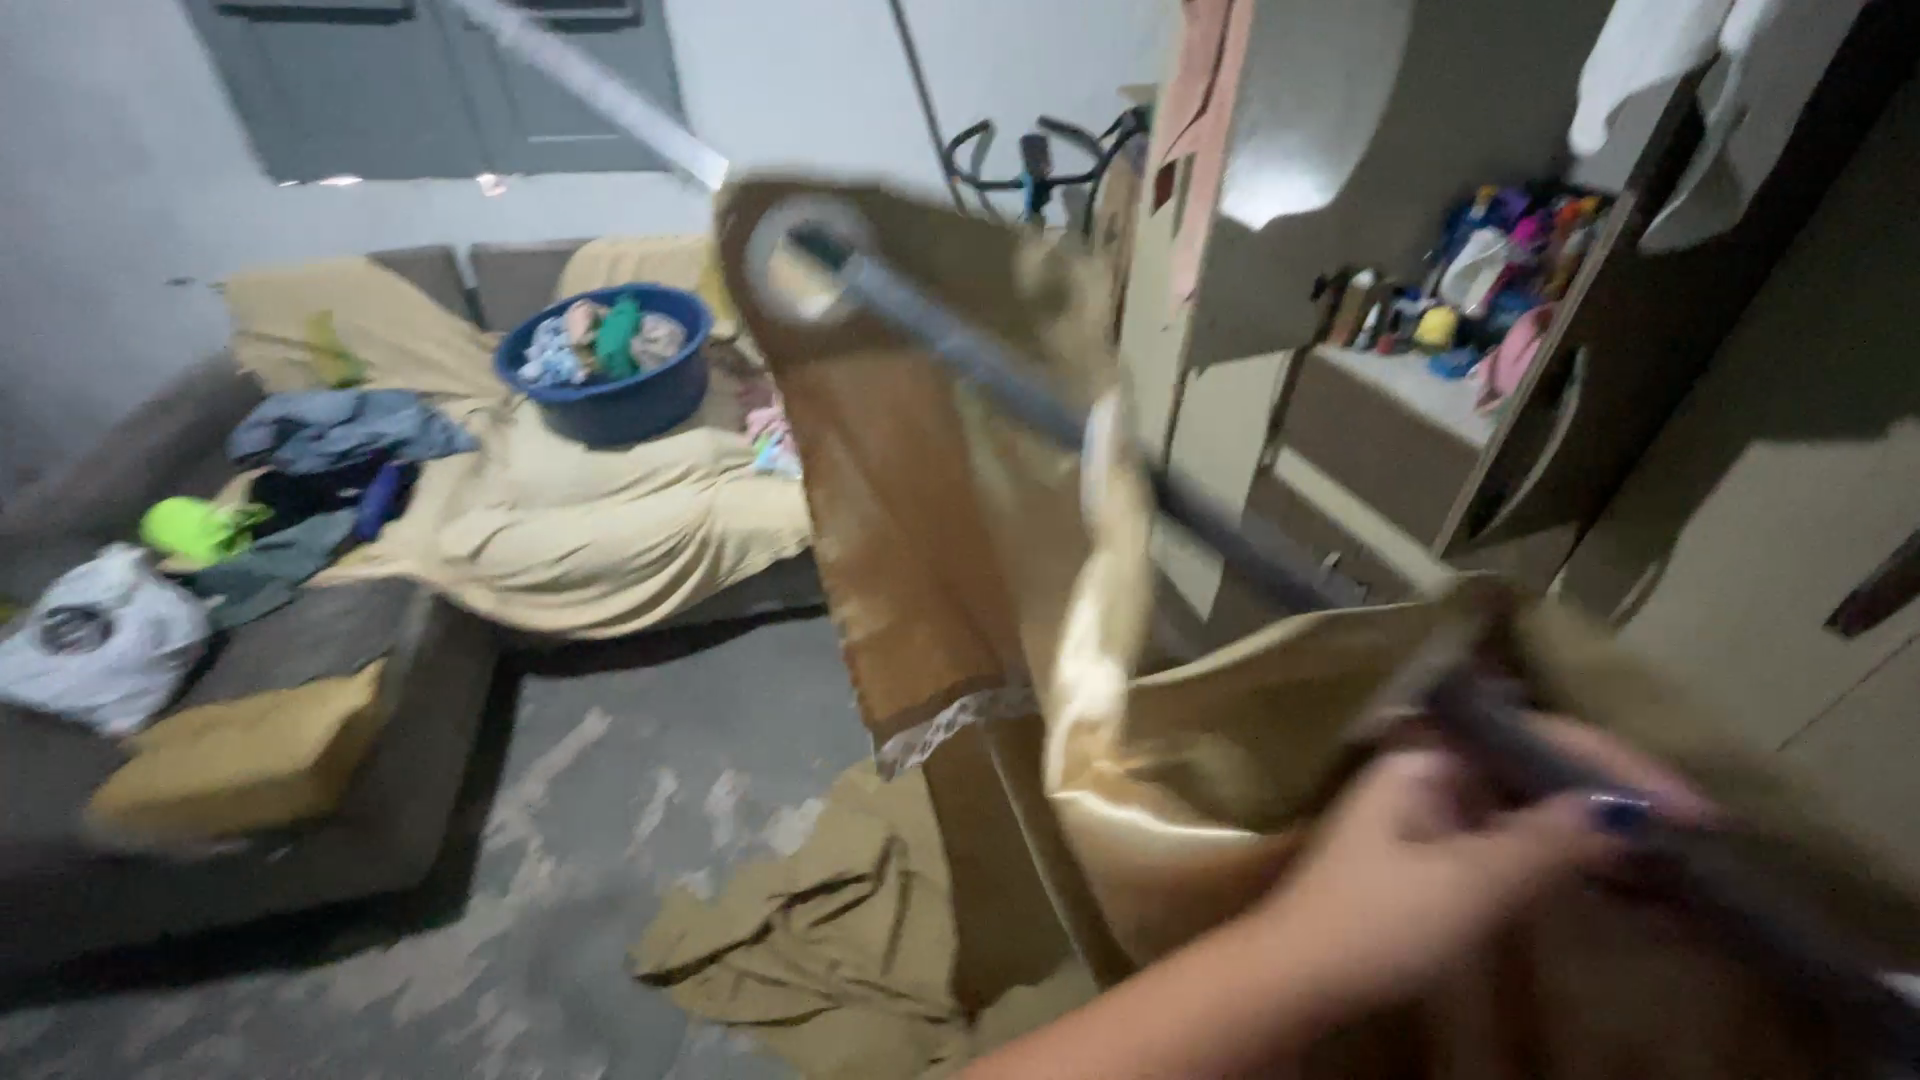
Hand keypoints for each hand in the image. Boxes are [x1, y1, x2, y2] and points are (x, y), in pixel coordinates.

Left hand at [1244, 715, 1714, 1027]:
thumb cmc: (1376, 922)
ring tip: (1671, 846)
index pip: (1528, 734)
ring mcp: (1427, 809)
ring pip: (1521, 798)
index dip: (1611, 763)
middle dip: (1607, 785)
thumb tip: (1620, 806)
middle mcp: (1424, 771)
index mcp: (1423, 759)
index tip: (1693, 809)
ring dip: (1588, 816)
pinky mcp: (1432, 850)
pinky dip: (1557, 846)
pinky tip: (1609, 867)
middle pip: (1527, 760)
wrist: (1301, 971)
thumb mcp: (1467, 883)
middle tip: (1696, 826)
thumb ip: (1542, 842)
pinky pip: (1507, 832)